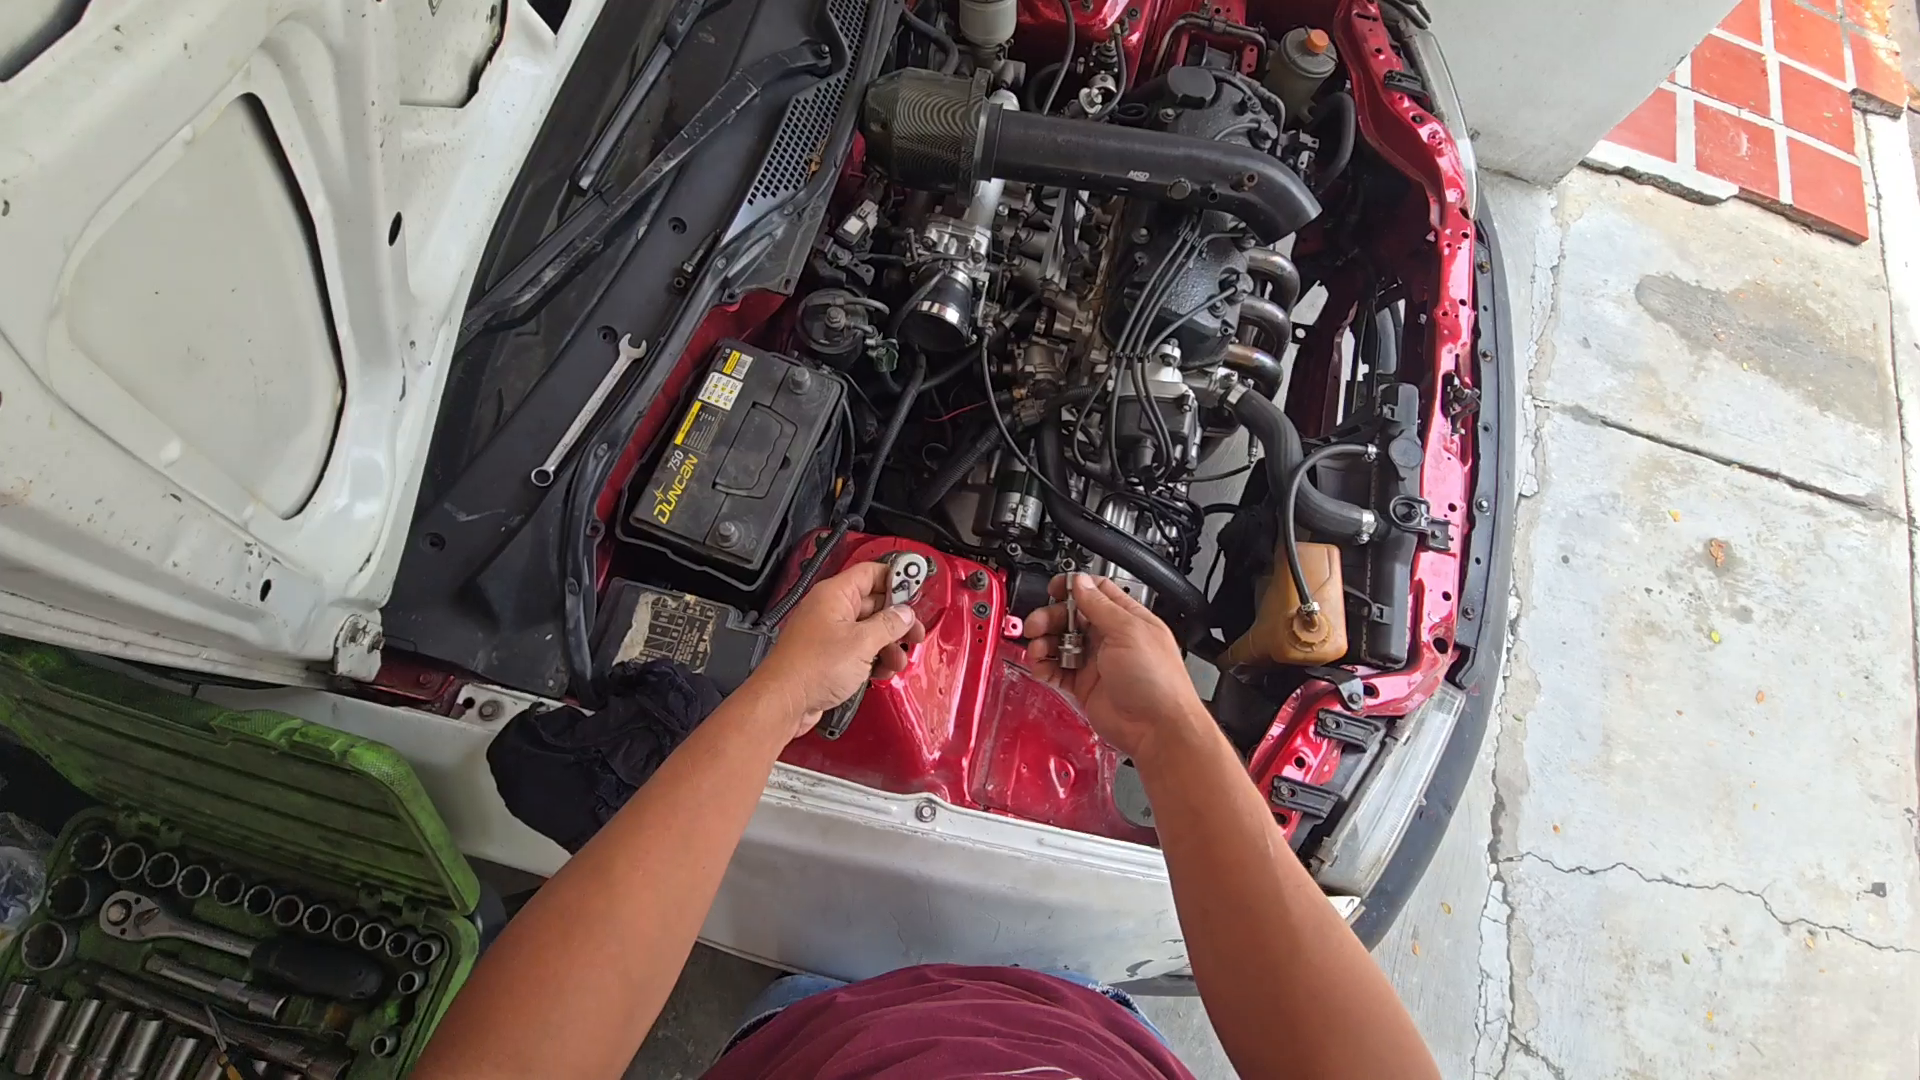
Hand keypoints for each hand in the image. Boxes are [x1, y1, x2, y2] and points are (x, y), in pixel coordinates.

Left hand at [746, 561, 925, 738]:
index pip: (871, 572)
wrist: (784, 702)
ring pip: (868, 629)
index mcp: (835, 594)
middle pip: (873, 603)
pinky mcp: (828, 656)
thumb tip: (904, 614)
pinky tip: (882, 671)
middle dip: (896, 620)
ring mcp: (828, 633)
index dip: (896, 578)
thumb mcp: (862, 642)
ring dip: (888, 644)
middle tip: (914, 632)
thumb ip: (889, 624)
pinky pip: (858, 649)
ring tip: (897, 659)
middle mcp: (830, 609)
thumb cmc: (809, 669)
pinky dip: (873, 658)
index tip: (916, 588)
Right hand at [1024, 574, 1209, 759]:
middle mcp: (1109, 638)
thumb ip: (1100, 606)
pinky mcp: (1084, 686)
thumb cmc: (1158, 681)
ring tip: (1038, 649)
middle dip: (1050, 617)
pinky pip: (1057, 671)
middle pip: (1070, 617)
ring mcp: (1096, 662)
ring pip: (1060, 644)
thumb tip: (1080, 582)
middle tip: (1037, 624)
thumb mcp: (1128, 632)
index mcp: (1126, 618)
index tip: (1054, 590)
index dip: (1072, 588)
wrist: (1157, 729)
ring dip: (1043, 643)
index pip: (1095, 592)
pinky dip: (1045, 667)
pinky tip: (1041, 667)